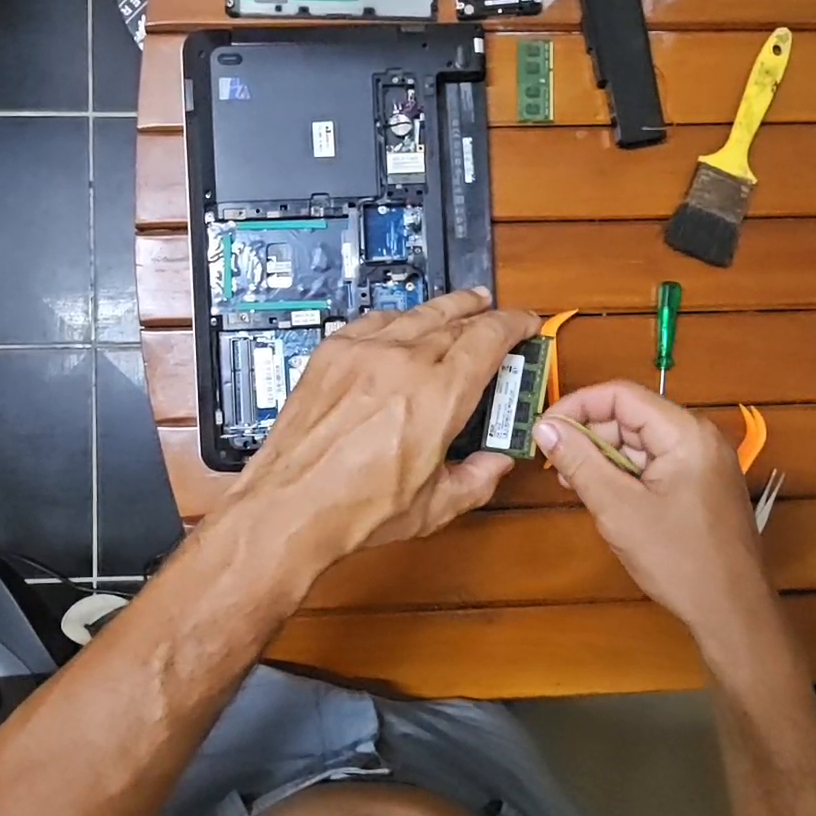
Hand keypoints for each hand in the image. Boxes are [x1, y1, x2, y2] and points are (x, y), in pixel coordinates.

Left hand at [224, 288, 539, 568]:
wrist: (289, 506)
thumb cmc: (354, 509)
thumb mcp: (434, 507)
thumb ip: (477, 479)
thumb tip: (495, 463)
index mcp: (439, 396)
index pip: (489, 337)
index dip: (514, 325)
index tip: (525, 324)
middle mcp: (403, 362)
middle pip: (456, 319)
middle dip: (483, 315)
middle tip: (496, 315)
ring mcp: (364, 352)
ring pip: (417, 312)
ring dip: (445, 308)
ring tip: (460, 306)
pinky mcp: (332, 353)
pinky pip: (374, 320)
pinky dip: (398, 319)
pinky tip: (402, 324)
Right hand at [532, 382, 765, 632]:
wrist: (733, 613)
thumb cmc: (679, 560)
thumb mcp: (618, 508)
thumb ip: (579, 461)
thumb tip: (544, 427)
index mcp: (686, 433)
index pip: (620, 395)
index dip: (576, 406)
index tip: (544, 430)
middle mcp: (697, 437)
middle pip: (629, 416)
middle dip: (587, 434)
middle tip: (555, 463)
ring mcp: (701, 461)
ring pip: (637, 440)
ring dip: (601, 456)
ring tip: (573, 483)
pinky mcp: (698, 483)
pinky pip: (650, 463)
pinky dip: (621, 473)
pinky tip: (600, 494)